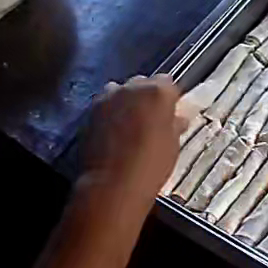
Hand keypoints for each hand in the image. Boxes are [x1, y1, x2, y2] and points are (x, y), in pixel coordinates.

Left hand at [80, 75, 181, 206]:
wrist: (111, 185)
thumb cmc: (150, 166)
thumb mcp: (171, 146)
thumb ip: (173, 125)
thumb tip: (177, 119)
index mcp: (157, 92)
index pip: (167, 83)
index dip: (169, 98)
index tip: (169, 112)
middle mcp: (130, 88)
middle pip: (142, 84)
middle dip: (146, 97)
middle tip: (150, 120)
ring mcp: (107, 98)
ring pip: (120, 92)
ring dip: (126, 103)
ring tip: (129, 126)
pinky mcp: (89, 112)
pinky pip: (104, 106)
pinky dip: (109, 114)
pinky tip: (113, 134)